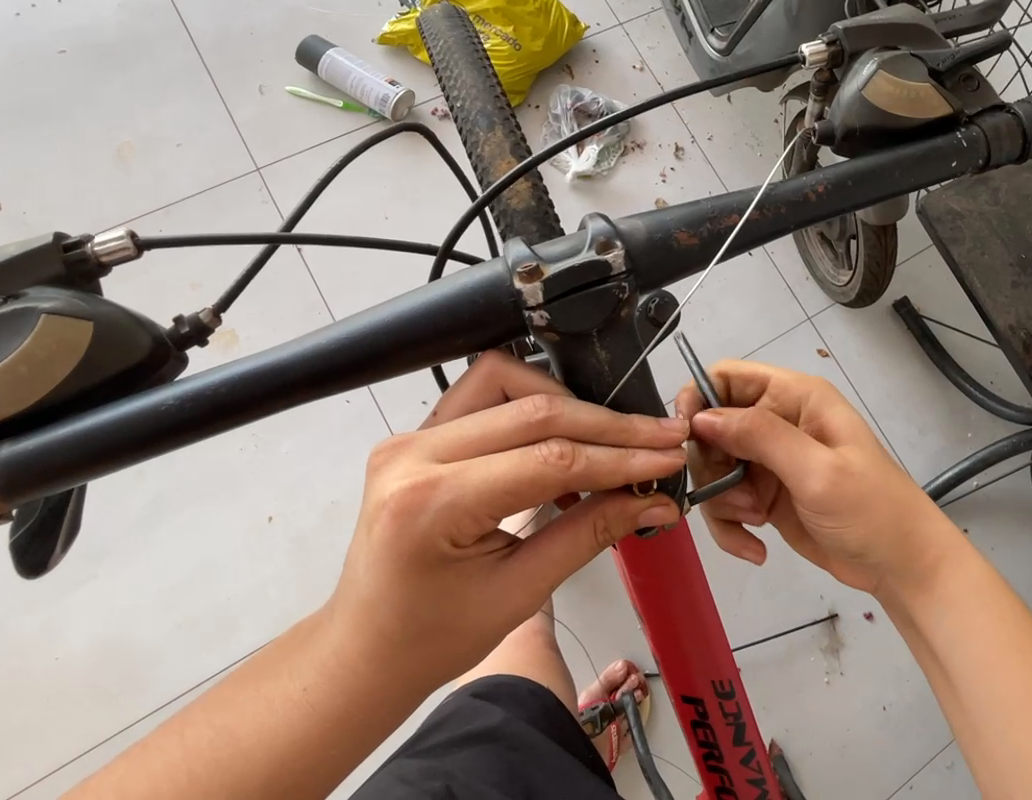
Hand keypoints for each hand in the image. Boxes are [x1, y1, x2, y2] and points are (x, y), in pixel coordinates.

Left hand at [323, 352, 686, 689]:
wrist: (363, 649)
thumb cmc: (434, 637)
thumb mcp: (521, 591)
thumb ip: (590, 533)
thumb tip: (656, 502)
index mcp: (433, 502)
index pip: (549, 459)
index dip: (619, 457)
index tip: (668, 458)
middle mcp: (414, 454)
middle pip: (535, 412)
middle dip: (609, 426)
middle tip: (662, 440)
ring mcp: (410, 437)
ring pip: (508, 382)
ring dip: (570, 404)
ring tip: (612, 438)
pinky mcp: (417, 433)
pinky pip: (485, 393)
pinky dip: (533, 404)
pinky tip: (563, 437)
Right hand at [677, 361, 962, 596]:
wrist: (900, 565)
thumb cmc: (870, 508)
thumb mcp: (817, 471)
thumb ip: (761, 437)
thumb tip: (702, 418)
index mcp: (796, 397)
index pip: (728, 377)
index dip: (699, 400)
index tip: (685, 439)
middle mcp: (779, 423)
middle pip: (712, 428)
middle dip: (714, 467)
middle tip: (738, 498)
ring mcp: (771, 462)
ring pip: (714, 471)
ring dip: (723, 502)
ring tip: (755, 522)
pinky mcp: (765, 497)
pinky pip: (726, 505)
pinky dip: (731, 527)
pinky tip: (755, 549)